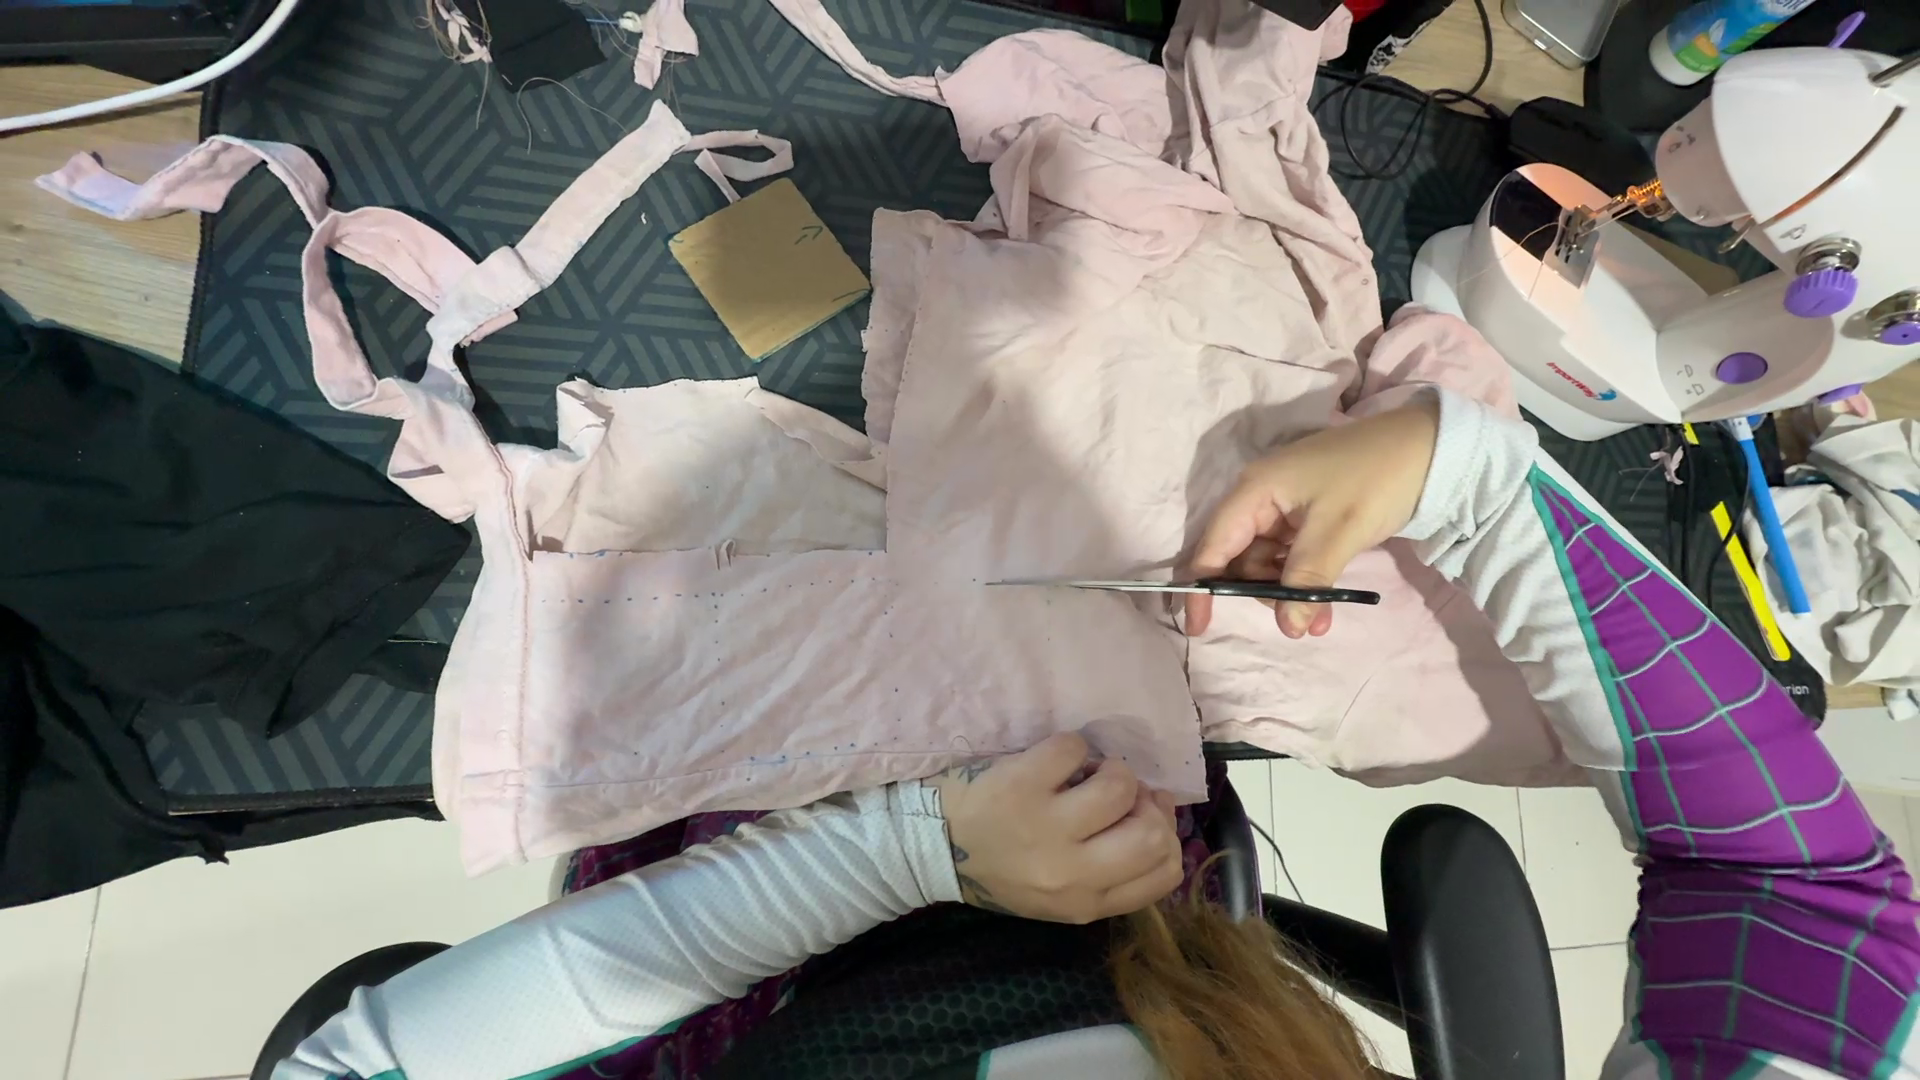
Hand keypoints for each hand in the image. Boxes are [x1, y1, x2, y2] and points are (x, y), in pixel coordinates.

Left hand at [926, 733, 1182, 923]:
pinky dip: (1068, 746)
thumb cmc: (999, 864)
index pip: (1165, 873)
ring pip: (1119, 785)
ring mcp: (1046, 826)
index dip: (1168, 835)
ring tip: (1082, 773)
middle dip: (1143, 802)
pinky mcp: (1021, 782)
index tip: (1145, 815)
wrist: (930, 845)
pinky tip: (1051, 760)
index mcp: (1085, 903)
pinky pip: (1074, 747)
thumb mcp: (1059, 889)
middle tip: (1115, 792)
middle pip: (1153, 835)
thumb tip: (1158, 804)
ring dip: (1108, 768)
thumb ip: (1111, 862)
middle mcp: (1071, 872)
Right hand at [1185, 400, 1438, 638]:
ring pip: (1265, 562)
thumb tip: (1287, 628)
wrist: (1435, 445)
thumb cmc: (1376, 479)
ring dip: (1287, 593)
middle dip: (1259, 593)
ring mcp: (1283, 507)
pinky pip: (1290, 557)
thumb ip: (1305, 581)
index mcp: (1254, 491)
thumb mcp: (1337, 532)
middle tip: (1295, 619)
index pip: (1212, 547)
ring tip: (1318, 621)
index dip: (1200, 588)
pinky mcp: (1306, 516)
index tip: (1197, 628)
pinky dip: (1303, 582)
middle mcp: (1259, 498)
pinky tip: (1323, 608)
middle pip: (1238, 558)